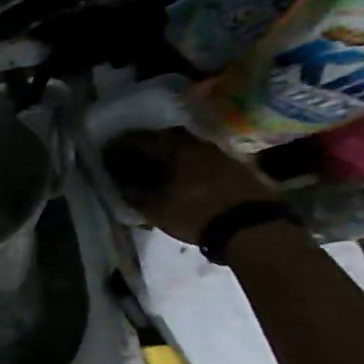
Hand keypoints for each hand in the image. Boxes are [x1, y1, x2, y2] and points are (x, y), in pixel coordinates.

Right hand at [101, 128, 275, 244]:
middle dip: (151, 143)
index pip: (140, 138)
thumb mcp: (155, 210)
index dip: (123, 143)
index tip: (111, 150)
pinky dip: (192, 161)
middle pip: (168, 136)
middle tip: (138, 155)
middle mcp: (196, 144)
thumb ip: (134, 194)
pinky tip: (189, 176)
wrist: (251, 228)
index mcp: (174, 150)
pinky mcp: (236, 166)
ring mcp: (219, 153)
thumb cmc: (195, 214)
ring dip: (174, 151)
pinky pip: (205, 156)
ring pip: (189, 145)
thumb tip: (121, 183)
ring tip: (164, 166)